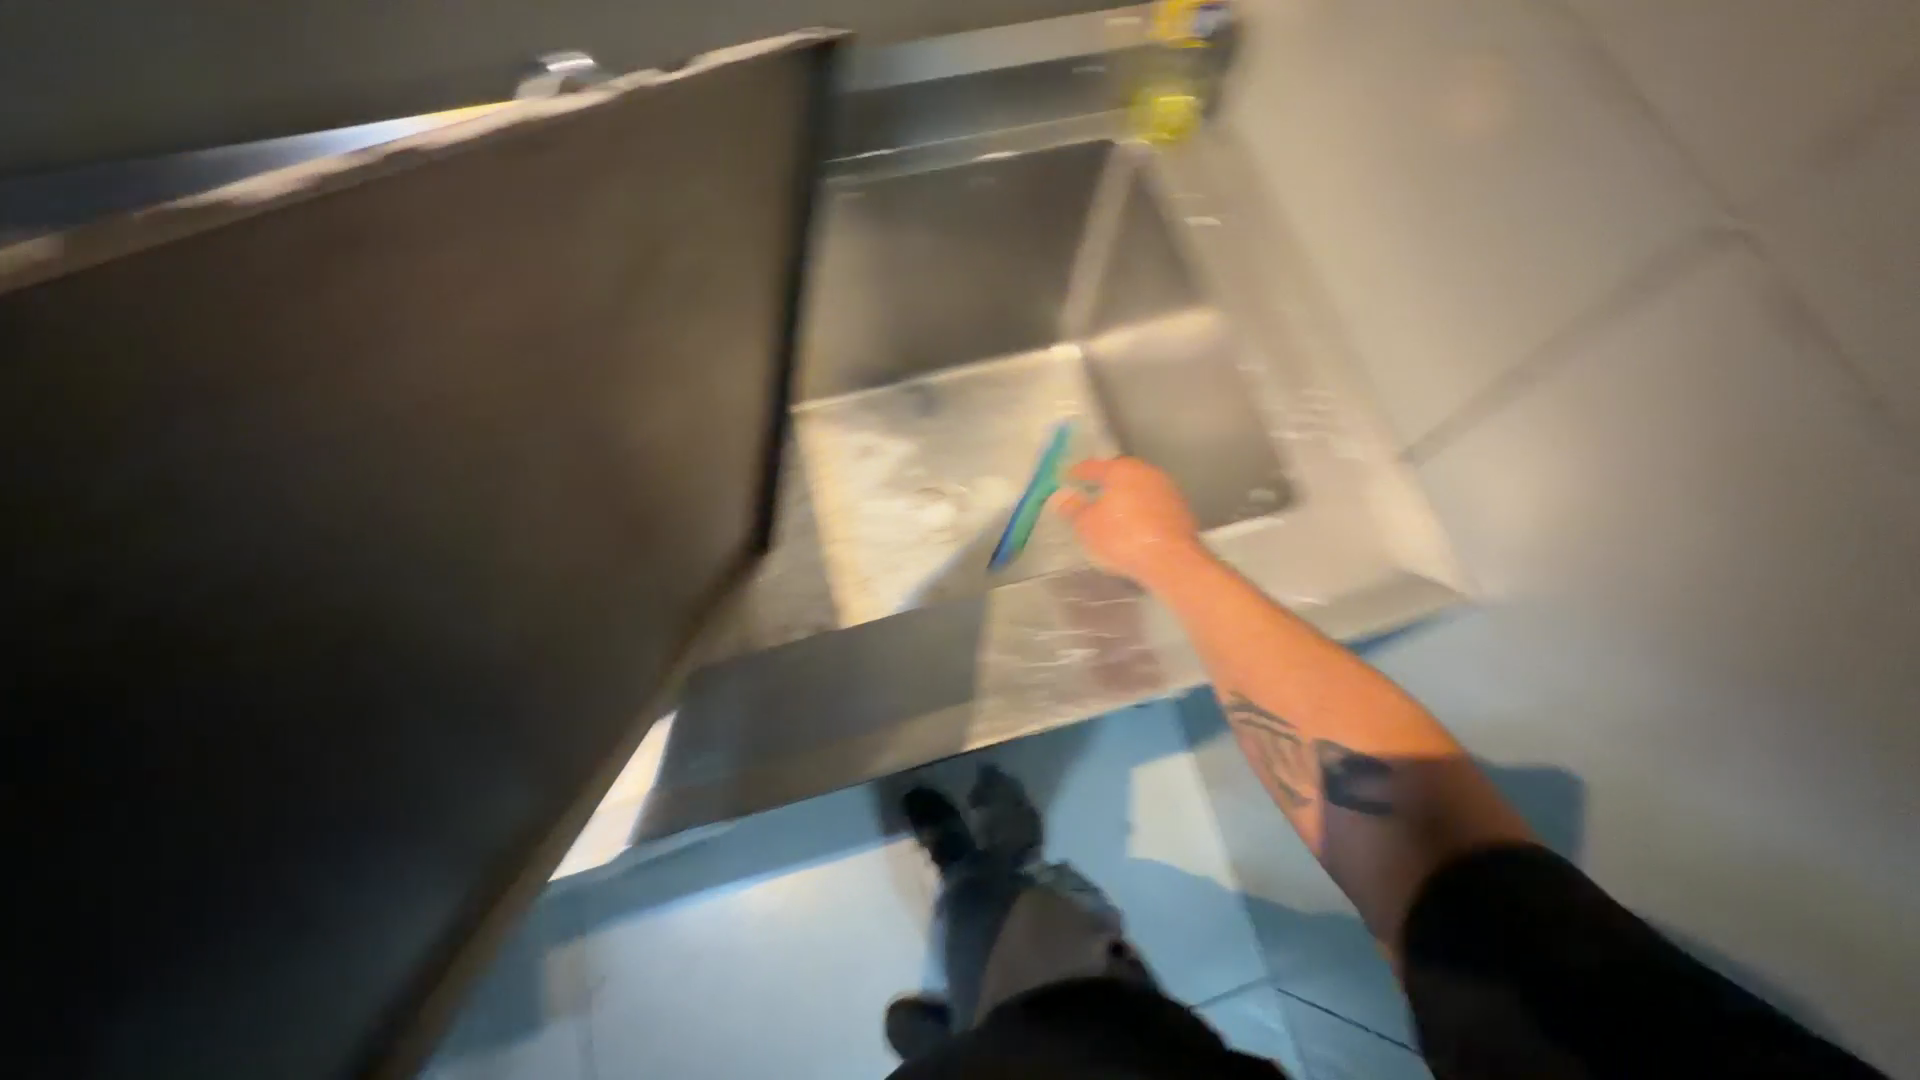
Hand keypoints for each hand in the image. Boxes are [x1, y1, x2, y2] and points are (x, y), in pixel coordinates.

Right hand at [1051, 457, 1211, 591]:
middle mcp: (1147, 472)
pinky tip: (1133, 525)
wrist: (1171, 560)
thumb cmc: (1123, 538)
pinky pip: (1152, 505)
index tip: (1066, 478)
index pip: (1093, 466)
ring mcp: (1167, 490)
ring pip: (1139, 489)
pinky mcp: (1180, 510)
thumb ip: (1072, 508)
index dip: (1077, 473)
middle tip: (1089, 493)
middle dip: (1105, 483)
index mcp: (1122, 470)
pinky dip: (1140, 511)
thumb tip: (1061, 496)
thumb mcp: (1087, 525)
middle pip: (1120, 474)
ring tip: (1111, 512)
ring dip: (1125, 497)